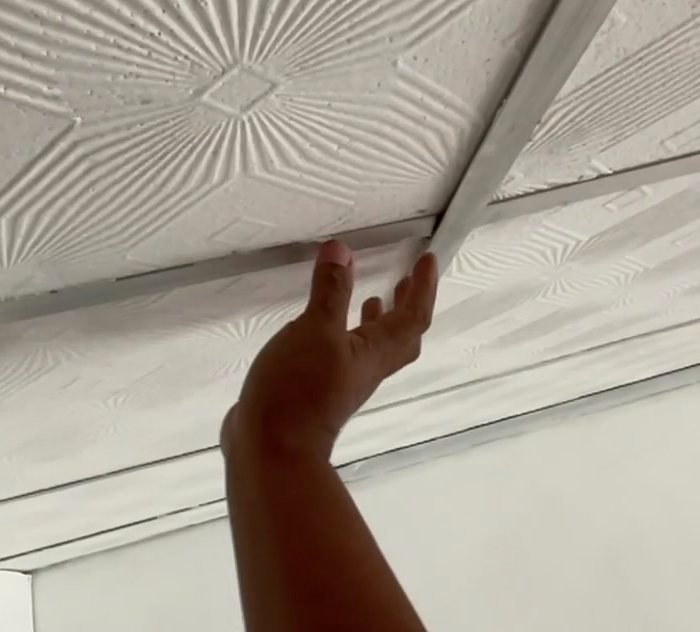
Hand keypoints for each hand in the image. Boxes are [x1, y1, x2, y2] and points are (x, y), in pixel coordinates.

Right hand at [224, 240, 438, 461]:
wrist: (271, 449)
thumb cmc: (299, 389)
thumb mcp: (315, 329)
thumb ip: (330, 291)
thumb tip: (343, 251)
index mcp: (374, 352)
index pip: (412, 317)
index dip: (423, 287)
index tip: (428, 259)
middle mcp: (366, 368)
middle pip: (401, 337)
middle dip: (408, 306)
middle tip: (407, 280)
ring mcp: (344, 382)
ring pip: (374, 348)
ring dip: (379, 321)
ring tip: (374, 297)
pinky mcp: (320, 390)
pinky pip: (346, 355)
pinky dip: (346, 333)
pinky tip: (325, 328)